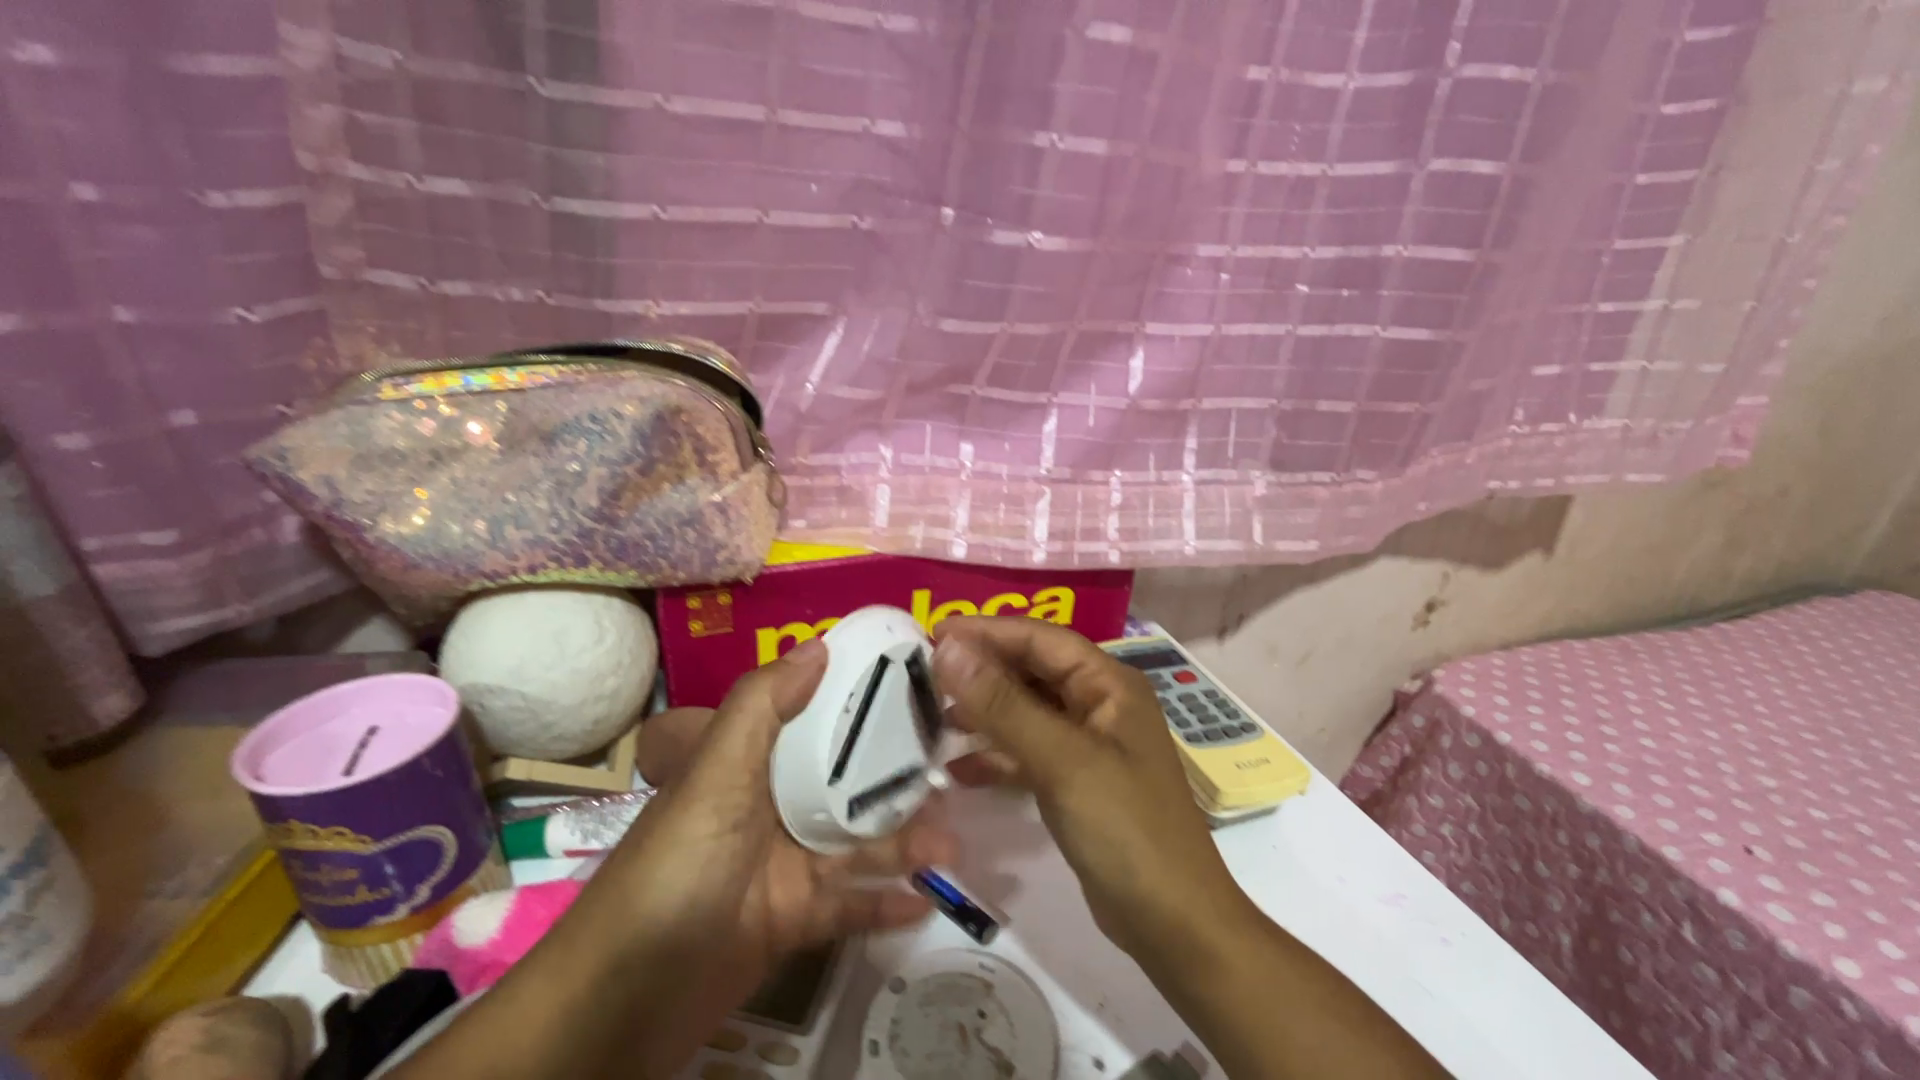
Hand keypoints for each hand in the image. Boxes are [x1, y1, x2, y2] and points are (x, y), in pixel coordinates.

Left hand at [591, 639, 956, 1074]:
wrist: (631, 992)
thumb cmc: (678, 863)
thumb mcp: (716, 772)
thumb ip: (763, 706)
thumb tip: (818, 645)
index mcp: (742, 764)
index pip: (800, 719)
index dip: (846, 700)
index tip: (904, 687)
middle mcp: (763, 808)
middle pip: (839, 784)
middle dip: (894, 781)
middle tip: (951, 775)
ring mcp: (778, 867)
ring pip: (853, 845)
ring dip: (902, 844)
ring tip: (951, 846)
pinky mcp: (790, 920)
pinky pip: (848, 906)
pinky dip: (885, 903)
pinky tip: (927, 899)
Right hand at [931, 617, 1254, 958]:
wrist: (1171, 919)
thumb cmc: (1125, 827)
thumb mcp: (1062, 759)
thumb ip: (1003, 703)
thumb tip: (948, 648)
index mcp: (1109, 685)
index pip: (1041, 639)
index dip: (987, 631)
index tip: (931, 633)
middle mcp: (1101, 706)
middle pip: (1033, 671)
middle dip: (981, 670)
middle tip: (923, 674)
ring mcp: (1090, 747)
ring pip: (1028, 713)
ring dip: (984, 712)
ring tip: (932, 716)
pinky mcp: (1077, 785)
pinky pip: (1029, 754)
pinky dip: (996, 756)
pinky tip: (958, 770)